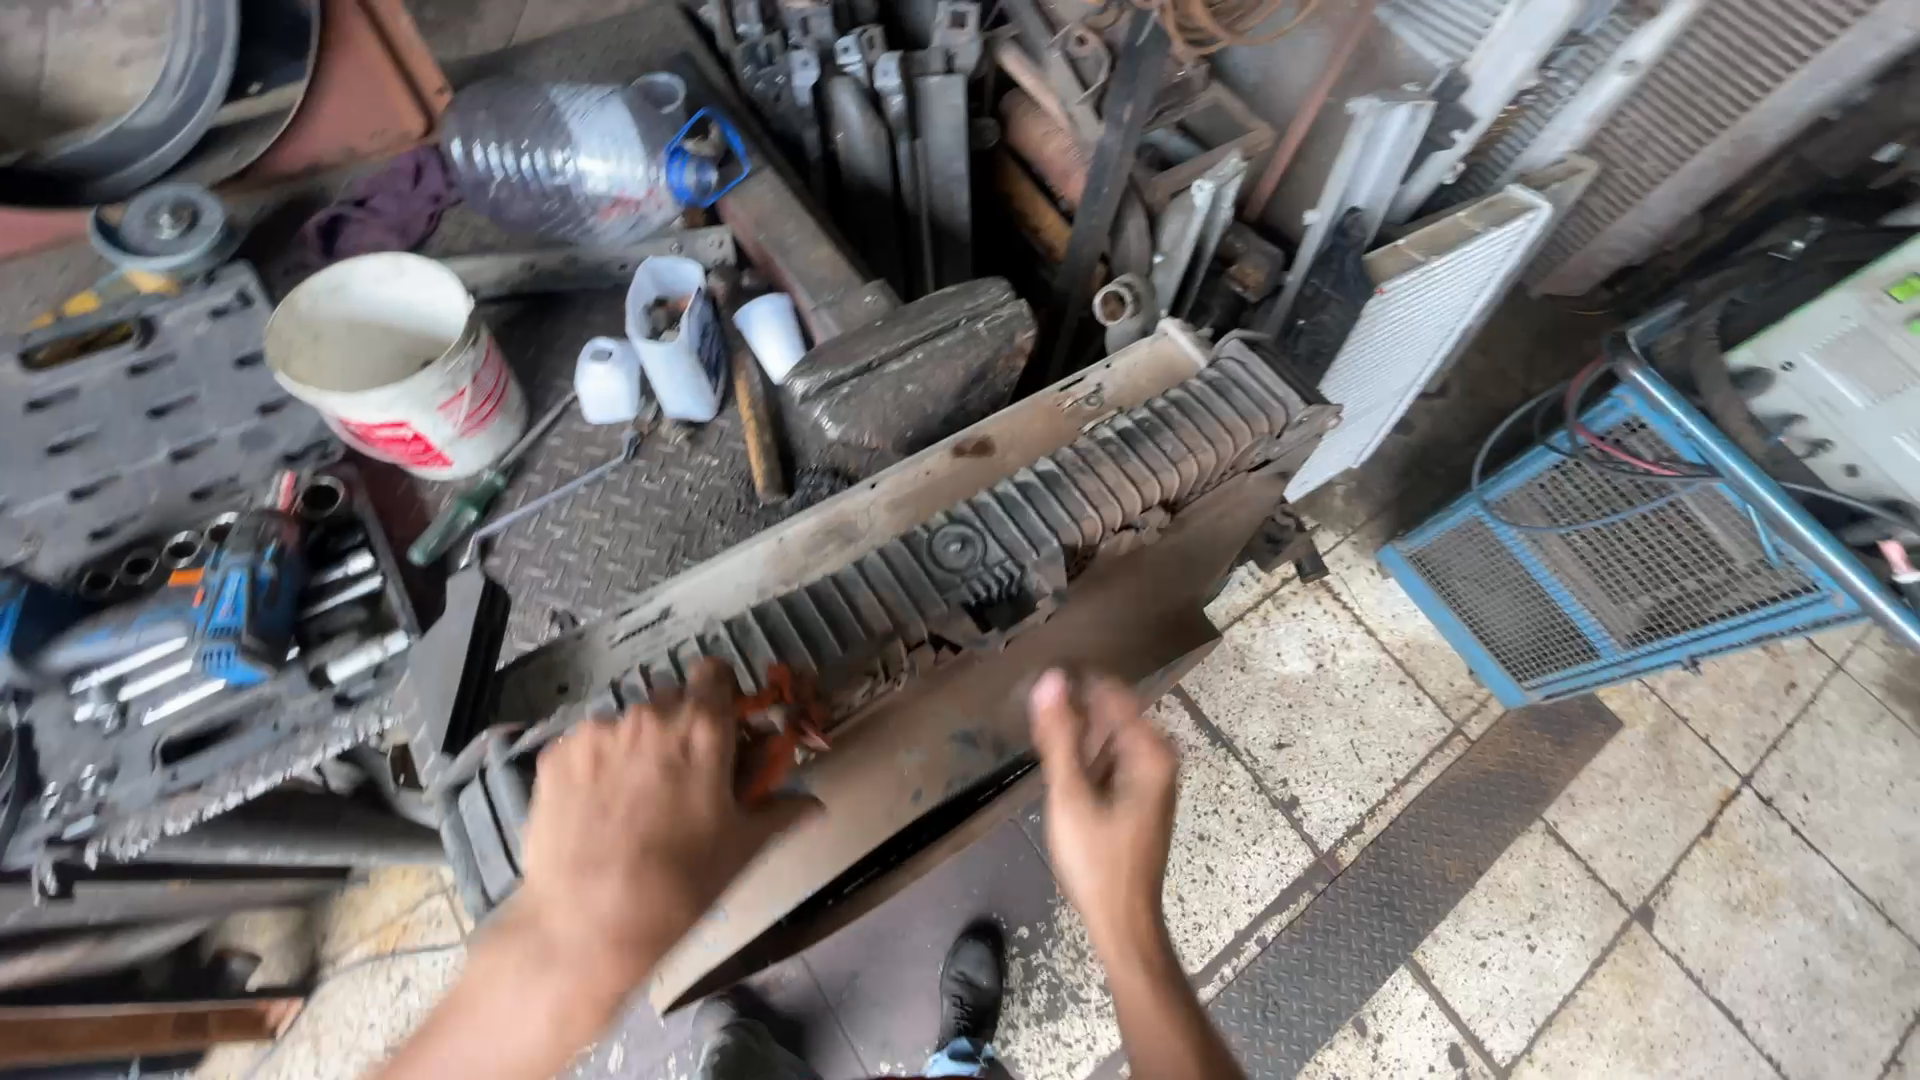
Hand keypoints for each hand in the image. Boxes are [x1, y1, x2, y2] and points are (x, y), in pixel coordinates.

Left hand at [512, 657, 819, 994]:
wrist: (586, 926)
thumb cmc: (682, 882)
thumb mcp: (744, 846)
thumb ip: (782, 811)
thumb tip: (815, 805)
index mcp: (704, 726)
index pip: (716, 672)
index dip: (720, 697)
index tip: (722, 731)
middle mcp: (651, 715)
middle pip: (673, 699)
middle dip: (681, 727)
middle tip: (683, 776)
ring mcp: (598, 732)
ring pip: (628, 723)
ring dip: (639, 746)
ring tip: (635, 799)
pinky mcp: (556, 756)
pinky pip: (589, 745)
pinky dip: (599, 765)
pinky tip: (599, 809)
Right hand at [1028, 668, 1178, 954]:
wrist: (1122, 922)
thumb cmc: (1096, 861)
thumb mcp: (1070, 794)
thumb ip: (1058, 734)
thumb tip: (1050, 678)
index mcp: (1151, 750)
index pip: (1108, 691)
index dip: (1071, 686)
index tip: (1036, 689)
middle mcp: (1158, 756)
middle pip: (1107, 714)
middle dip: (1070, 717)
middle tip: (1036, 734)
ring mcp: (1150, 776)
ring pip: (1104, 738)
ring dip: (1074, 740)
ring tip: (1044, 755)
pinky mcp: (1139, 794)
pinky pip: (1108, 760)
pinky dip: (1084, 761)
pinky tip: (1061, 778)